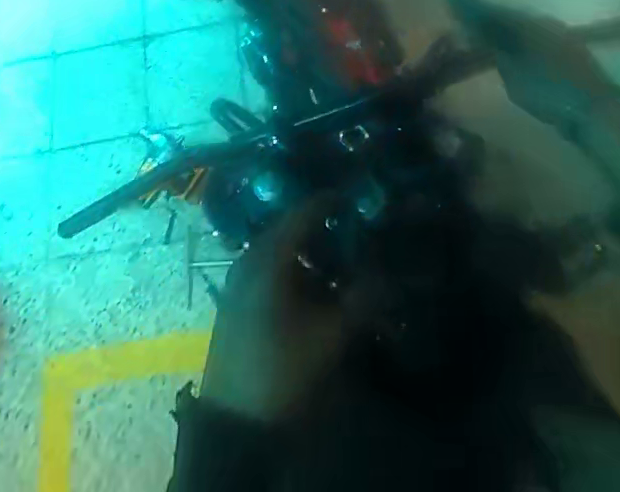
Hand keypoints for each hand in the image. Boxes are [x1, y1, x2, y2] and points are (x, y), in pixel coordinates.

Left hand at [199, 201, 350, 421]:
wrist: (233, 422)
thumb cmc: (283, 370)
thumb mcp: (330, 335)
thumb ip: (362, 297)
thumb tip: (386, 271)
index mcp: (270, 258)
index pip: (305, 212)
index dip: (333, 202)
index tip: (358, 198)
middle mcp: (250, 258)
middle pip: (291, 227)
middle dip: (323, 225)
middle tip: (354, 227)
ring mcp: (239, 278)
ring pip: (280, 247)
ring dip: (309, 248)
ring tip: (340, 256)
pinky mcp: (237, 298)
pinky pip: (270, 266)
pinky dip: (294, 265)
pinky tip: (315, 282)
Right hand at [444, 0, 619, 129]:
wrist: (596, 112)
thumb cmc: (550, 92)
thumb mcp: (513, 71)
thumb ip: (495, 46)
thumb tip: (474, 26)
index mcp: (530, 24)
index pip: (495, 11)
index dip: (472, 4)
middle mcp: (546, 23)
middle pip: (510, 16)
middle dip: (487, 14)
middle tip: (465, 13)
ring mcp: (561, 37)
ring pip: (525, 26)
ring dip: (504, 26)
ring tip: (484, 30)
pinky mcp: (570, 52)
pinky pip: (536, 36)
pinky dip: (519, 38)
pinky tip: (513, 46)